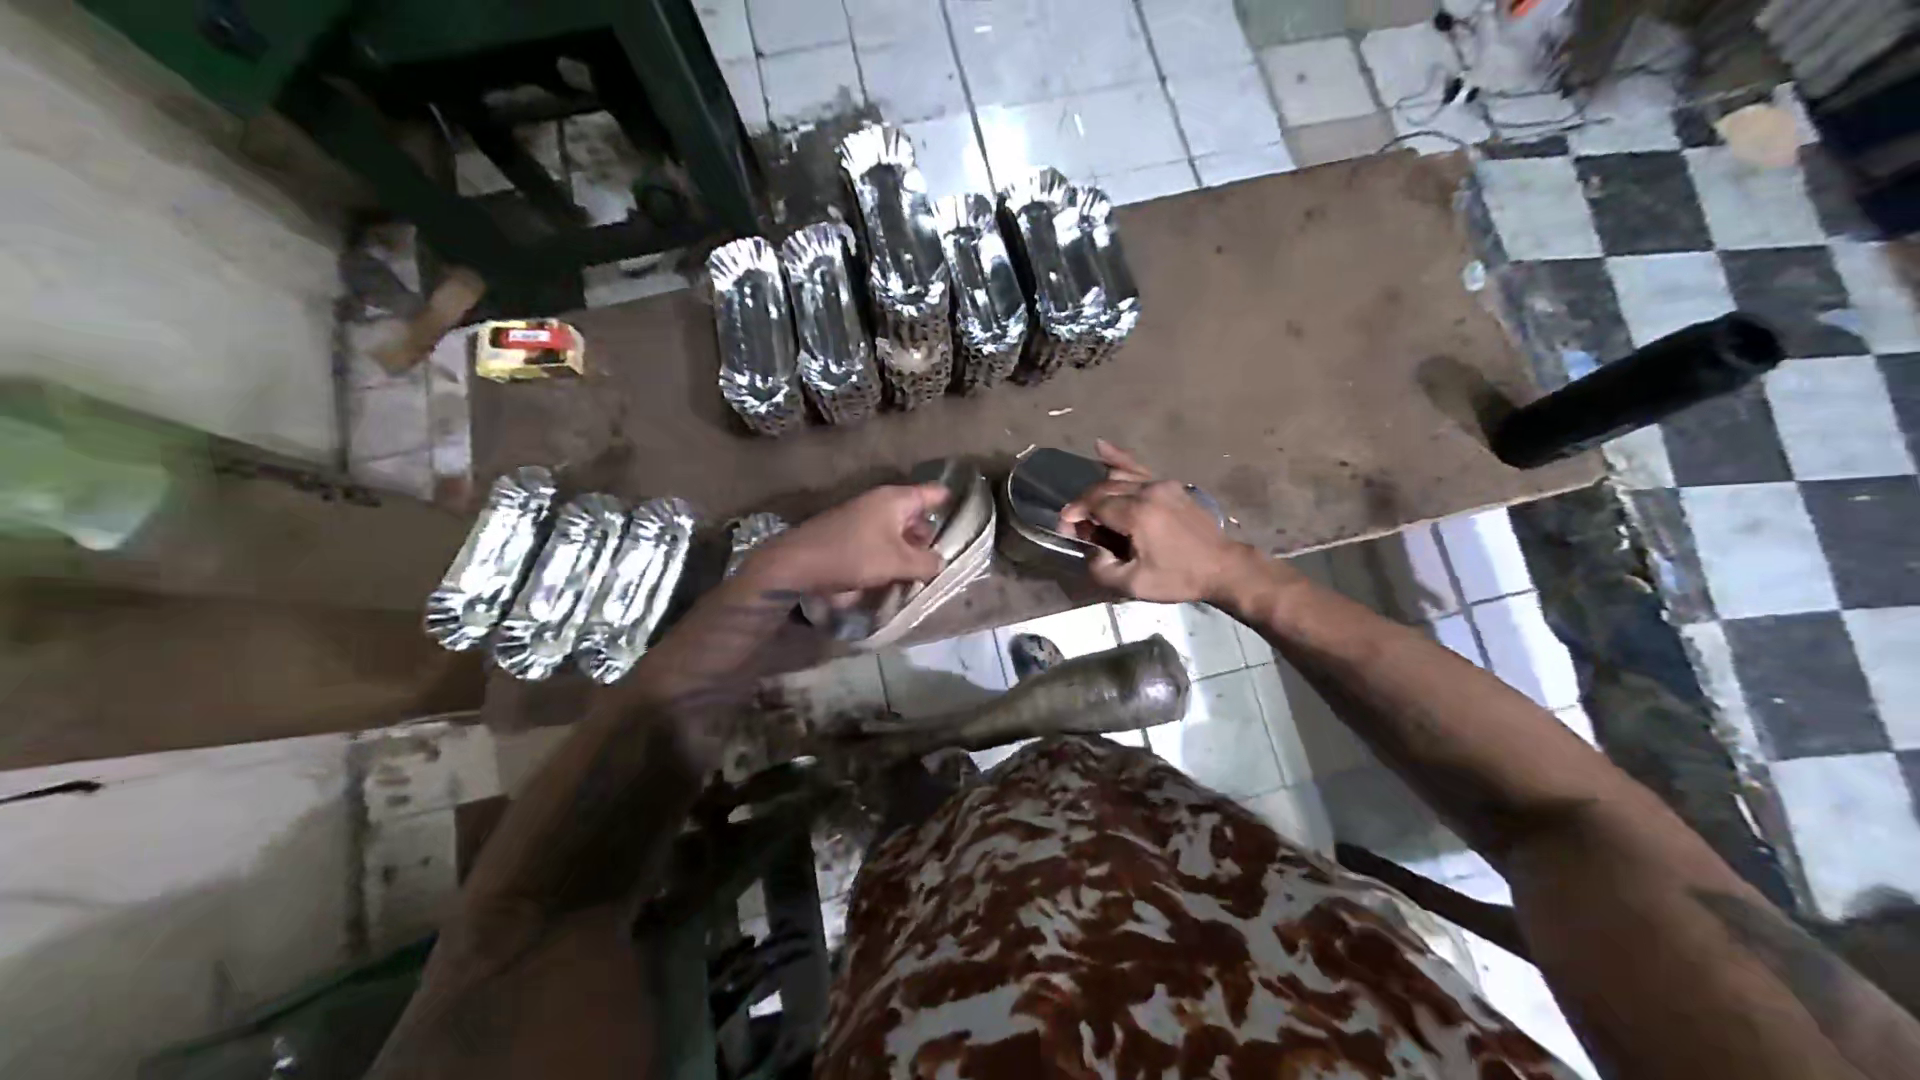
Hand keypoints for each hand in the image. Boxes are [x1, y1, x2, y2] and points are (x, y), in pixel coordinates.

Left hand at [746, 483, 947, 594]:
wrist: (795, 564)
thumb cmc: (853, 556)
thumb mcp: (898, 563)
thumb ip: (927, 563)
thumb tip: (939, 563)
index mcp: (896, 499)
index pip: (934, 493)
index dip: (952, 503)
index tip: (968, 518)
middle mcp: (880, 502)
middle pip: (916, 517)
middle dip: (928, 539)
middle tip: (941, 562)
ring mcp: (862, 517)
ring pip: (897, 532)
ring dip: (908, 551)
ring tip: (918, 574)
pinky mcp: (848, 534)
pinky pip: (879, 541)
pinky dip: (889, 555)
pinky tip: (891, 576)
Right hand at [1057, 440, 1254, 603]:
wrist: (1223, 567)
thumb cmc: (1178, 577)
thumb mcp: (1134, 584)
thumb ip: (1101, 568)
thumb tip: (1090, 550)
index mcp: (1137, 513)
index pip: (1093, 505)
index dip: (1075, 516)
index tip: (1065, 529)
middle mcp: (1147, 491)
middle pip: (1103, 489)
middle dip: (1084, 505)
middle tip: (1077, 527)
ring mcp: (1162, 484)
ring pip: (1119, 478)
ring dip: (1099, 490)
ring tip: (1089, 509)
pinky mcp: (1171, 486)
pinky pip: (1139, 468)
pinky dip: (1118, 459)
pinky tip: (1100, 446)